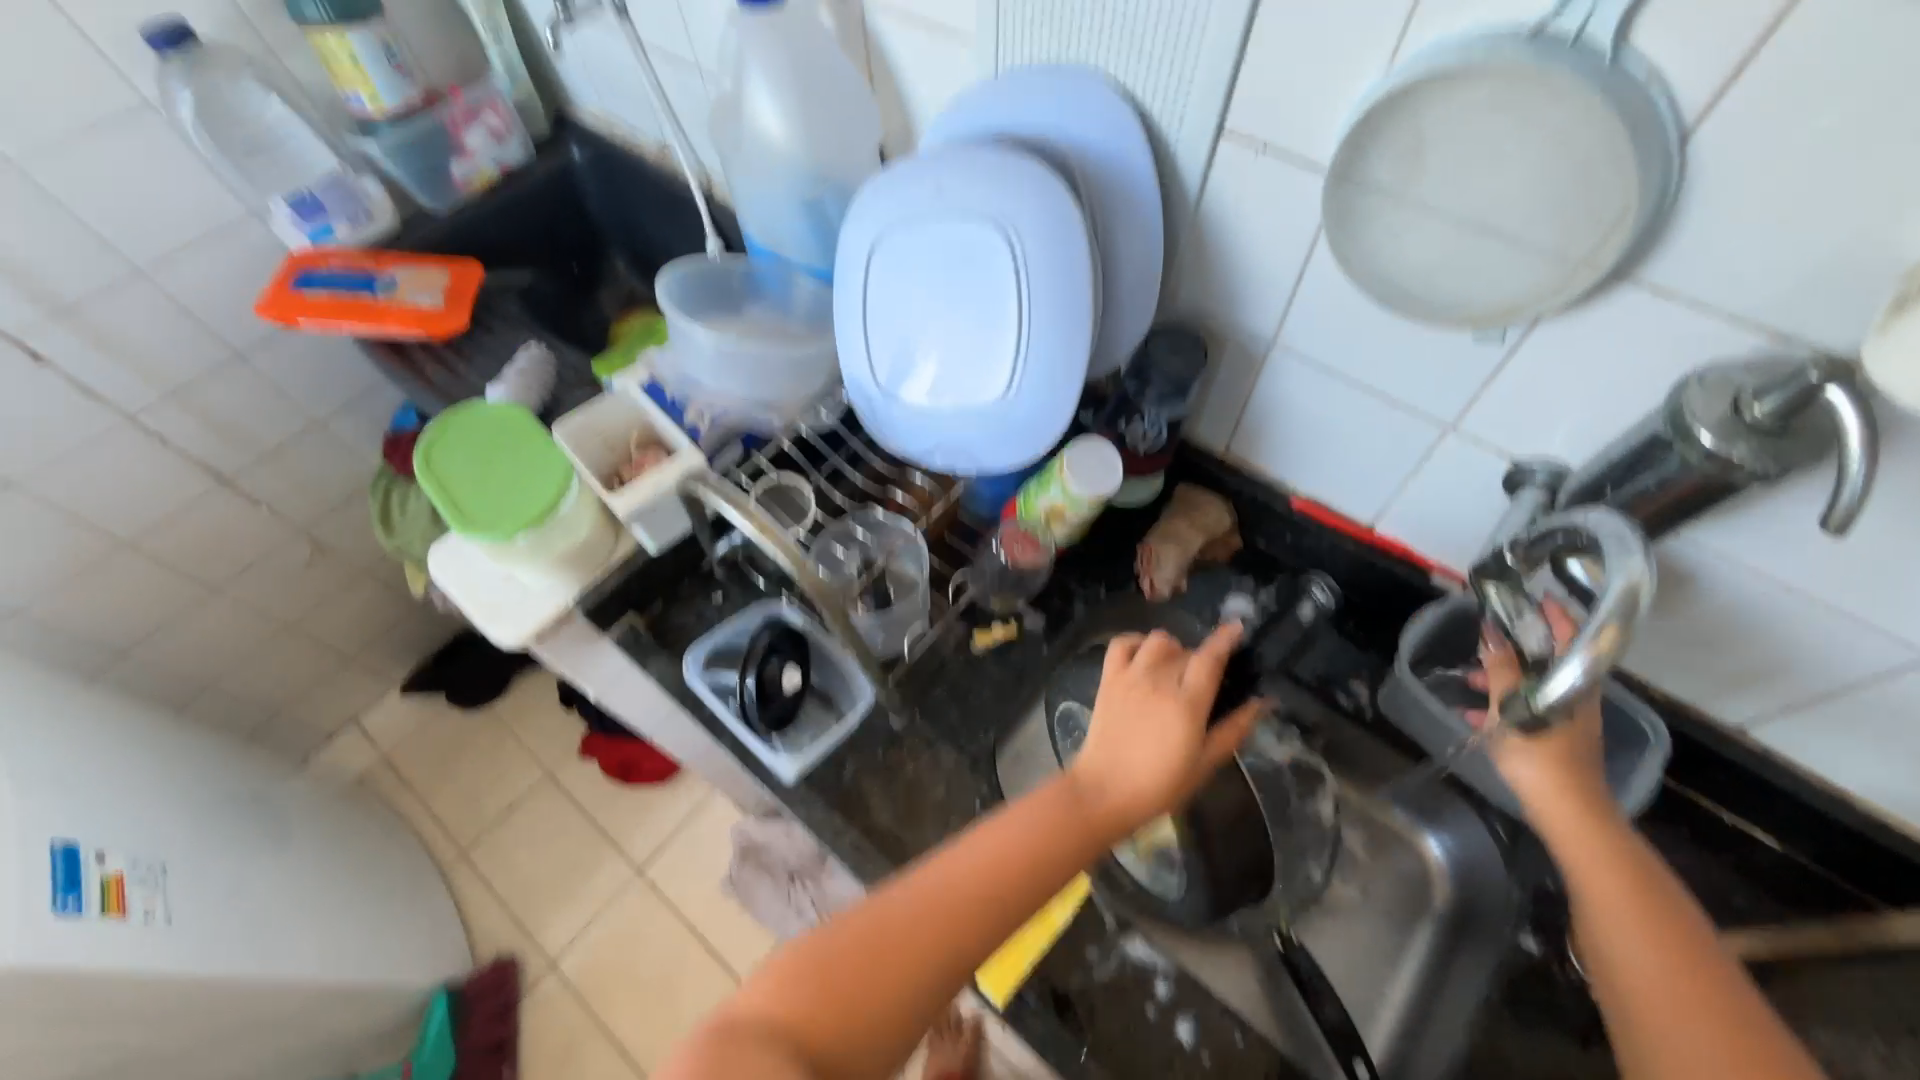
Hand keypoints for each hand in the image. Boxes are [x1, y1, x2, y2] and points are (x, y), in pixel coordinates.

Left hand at [1065, 625, 1265, 839]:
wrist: (1105, 790)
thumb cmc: (1161, 784)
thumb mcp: (1206, 763)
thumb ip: (1234, 729)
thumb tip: (1262, 702)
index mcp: (1187, 703)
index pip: (1210, 658)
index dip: (1225, 639)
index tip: (1237, 627)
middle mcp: (1159, 681)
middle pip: (1187, 651)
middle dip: (1201, 659)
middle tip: (1202, 683)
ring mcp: (1130, 677)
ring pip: (1158, 640)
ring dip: (1172, 648)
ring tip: (1174, 669)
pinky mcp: (1108, 679)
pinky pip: (1121, 643)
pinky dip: (1136, 642)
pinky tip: (1144, 658)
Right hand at [1467, 601, 1616, 822]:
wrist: (1568, 812)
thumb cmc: (1541, 754)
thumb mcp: (1513, 708)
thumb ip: (1502, 670)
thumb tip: (1491, 631)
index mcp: (1574, 684)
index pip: (1570, 637)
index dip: (1555, 615)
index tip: (1534, 597)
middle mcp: (1576, 697)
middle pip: (1547, 663)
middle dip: (1515, 649)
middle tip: (1484, 640)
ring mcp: (1567, 720)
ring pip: (1532, 688)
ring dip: (1502, 680)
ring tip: (1467, 681)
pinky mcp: (1555, 740)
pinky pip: (1526, 711)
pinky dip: (1502, 708)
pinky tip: (1471, 716)